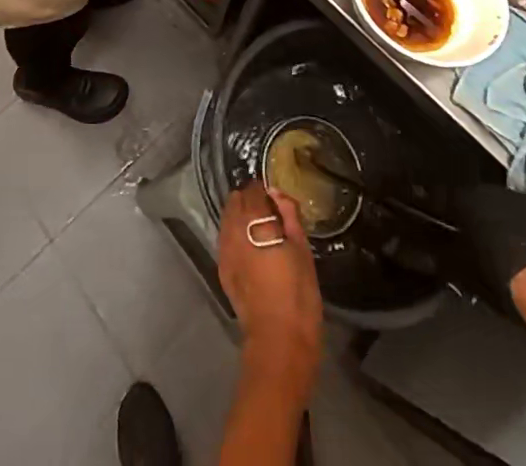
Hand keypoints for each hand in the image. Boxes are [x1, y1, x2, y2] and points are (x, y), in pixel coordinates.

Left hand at [217, 182, 321, 380]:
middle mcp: (233, 231)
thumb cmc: (299, 294)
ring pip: (226, 218)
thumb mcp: (303, 252)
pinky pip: (224, 237)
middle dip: (249, 199)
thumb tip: (278, 193)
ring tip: (259, 225)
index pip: (252, 192)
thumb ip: (289, 218)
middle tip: (268, 208)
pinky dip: (234, 232)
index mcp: (255, 224)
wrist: (278, 337)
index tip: (274, 193)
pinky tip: (249, 243)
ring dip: (239, 214)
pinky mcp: (222, 266)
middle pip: (235, 202)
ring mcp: (224, 248)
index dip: (262, 188)